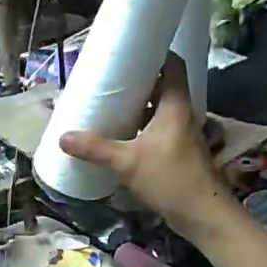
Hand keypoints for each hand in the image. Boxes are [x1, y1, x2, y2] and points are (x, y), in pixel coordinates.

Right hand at [57, 54, 241, 243]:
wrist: (202, 214)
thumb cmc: (170, 179)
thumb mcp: (128, 162)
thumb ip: (96, 149)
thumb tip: (63, 137)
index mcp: (175, 104)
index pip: (172, 64)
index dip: (155, 53)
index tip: (130, 52)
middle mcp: (182, 114)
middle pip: (162, 87)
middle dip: (139, 83)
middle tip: (111, 83)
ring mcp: (182, 135)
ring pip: (160, 111)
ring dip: (139, 108)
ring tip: (112, 108)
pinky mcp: (179, 154)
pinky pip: (159, 131)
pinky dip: (142, 129)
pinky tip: (123, 139)